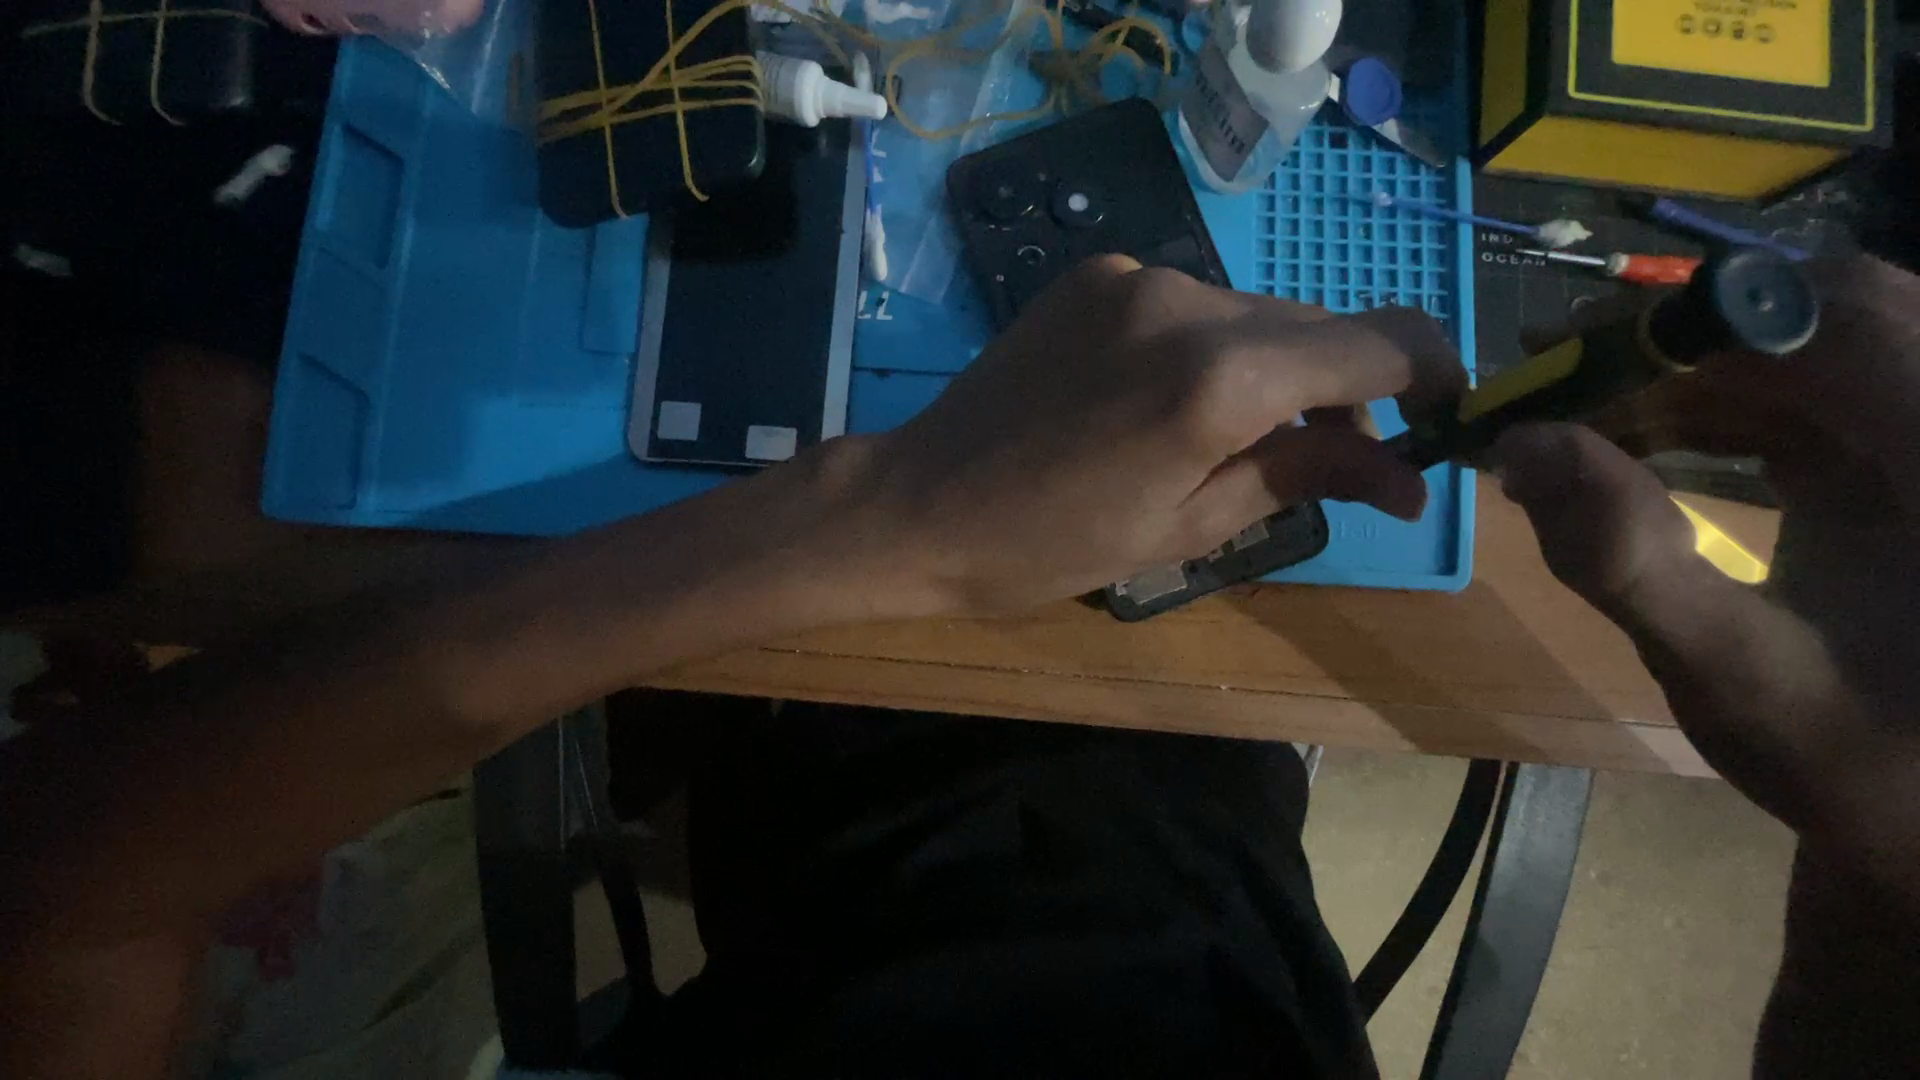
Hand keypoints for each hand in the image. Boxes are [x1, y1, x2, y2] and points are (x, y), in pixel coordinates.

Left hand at [849, 254, 1462, 613]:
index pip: (1381, 342)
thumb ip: (1299, 476)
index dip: (1433, 377)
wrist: (919, 504)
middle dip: (1345, 390)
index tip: (1440, 423)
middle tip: (1335, 463)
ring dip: (1272, 371)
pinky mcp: (1092, 273)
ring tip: (1235, 443)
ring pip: (1252, 314)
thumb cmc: (1047, 547)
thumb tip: (1404, 472)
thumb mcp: (1184, 530)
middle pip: (1316, 326)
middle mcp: (1186, 299)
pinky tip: (1168, 403)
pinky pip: (1188, 306)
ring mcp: (1133, 275)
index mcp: (1220, 377)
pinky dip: (1209, 350)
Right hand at [1490, 255, 1919, 898]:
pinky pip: (1814, 394)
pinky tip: (1642, 445)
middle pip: (1822, 311)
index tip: (1563, 362)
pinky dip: (1715, 406)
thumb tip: (1517, 442)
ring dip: (1682, 374)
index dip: (1688, 317)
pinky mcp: (1916, 464)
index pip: (1833, 313)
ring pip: (1812, 347)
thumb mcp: (1726, 670)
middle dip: (1672, 341)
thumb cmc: (1854, 761)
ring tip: (1579, 423)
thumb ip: (1621, 556)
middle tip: (1558, 390)